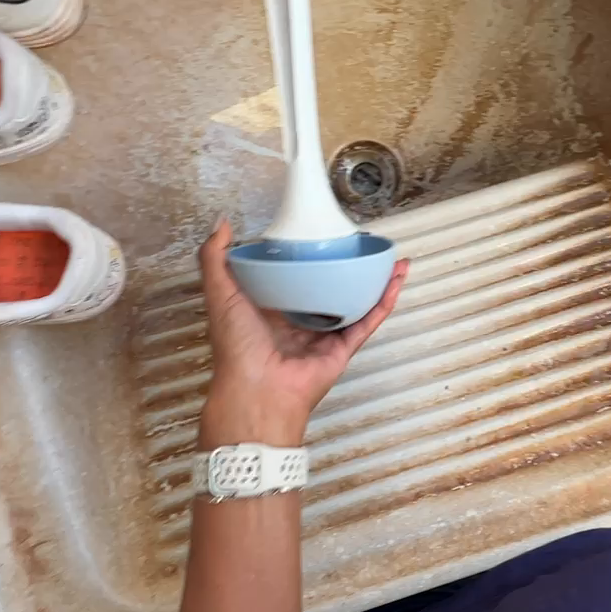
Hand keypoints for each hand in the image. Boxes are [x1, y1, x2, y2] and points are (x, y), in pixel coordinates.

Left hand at [196, 219, 408, 448]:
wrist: (258, 389)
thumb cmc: (236, 346)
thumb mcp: (220, 294)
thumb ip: (214, 259)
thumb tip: (222, 223)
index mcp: (271, 310)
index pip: (295, 276)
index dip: (310, 256)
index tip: (323, 233)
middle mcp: (300, 322)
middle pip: (331, 288)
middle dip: (349, 268)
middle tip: (364, 244)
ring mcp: (324, 336)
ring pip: (356, 303)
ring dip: (375, 283)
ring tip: (391, 260)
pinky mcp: (343, 349)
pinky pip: (367, 322)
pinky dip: (383, 303)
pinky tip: (395, 281)